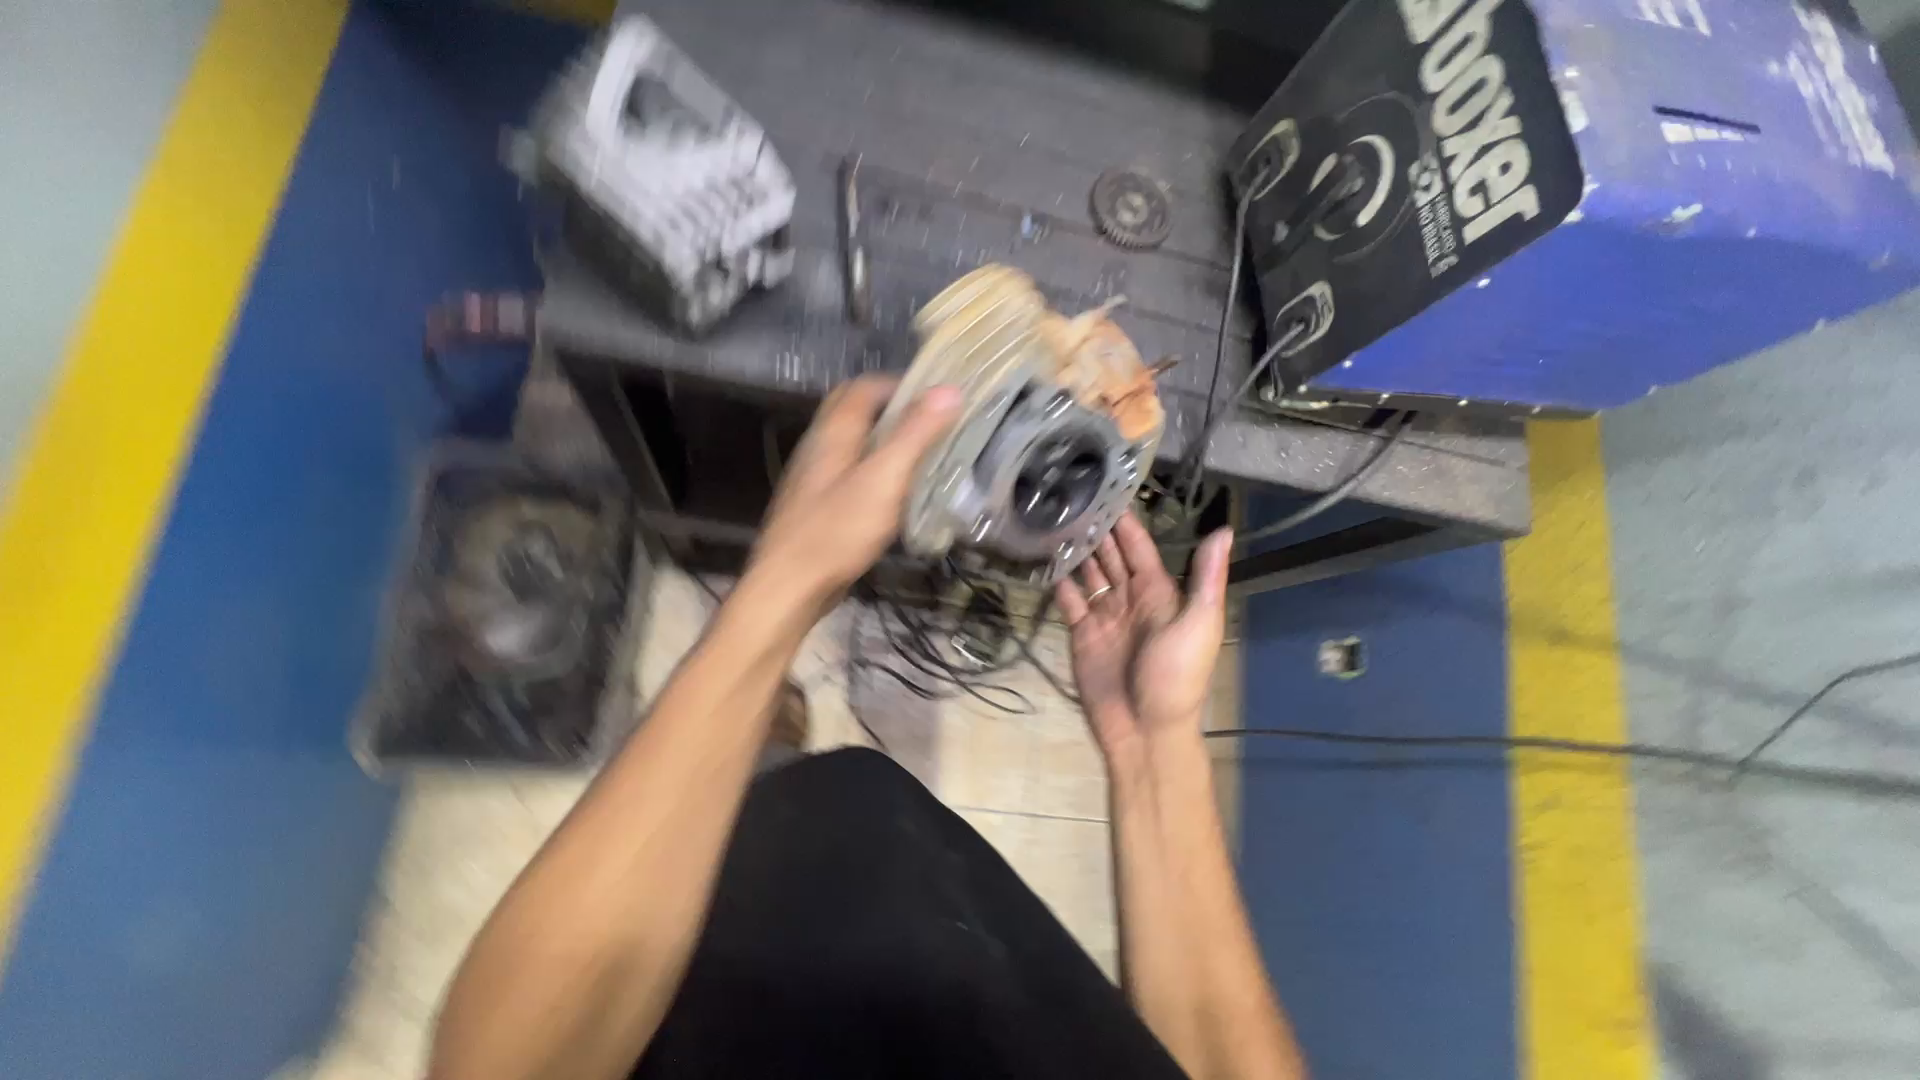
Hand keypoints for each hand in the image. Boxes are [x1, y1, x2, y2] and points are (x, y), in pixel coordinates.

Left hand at [746, 375, 960, 607]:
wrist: (789, 586)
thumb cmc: (837, 532)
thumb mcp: (884, 479)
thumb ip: (915, 434)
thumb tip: (949, 390)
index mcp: (833, 432)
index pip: (864, 387)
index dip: (900, 384)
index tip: (936, 399)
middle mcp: (819, 446)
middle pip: (853, 410)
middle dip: (891, 408)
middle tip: (929, 423)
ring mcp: (815, 477)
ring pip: (852, 442)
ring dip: (884, 439)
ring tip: (921, 454)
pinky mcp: (817, 505)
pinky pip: (850, 471)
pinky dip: (875, 469)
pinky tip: (894, 493)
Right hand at [1056, 513, 1232, 763]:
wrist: (1144, 731)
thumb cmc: (1176, 678)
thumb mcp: (1200, 624)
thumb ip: (1206, 578)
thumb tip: (1223, 529)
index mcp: (1159, 593)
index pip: (1139, 548)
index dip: (1126, 522)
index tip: (1107, 490)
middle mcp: (1131, 599)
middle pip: (1110, 556)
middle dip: (1095, 529)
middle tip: (1070, 498)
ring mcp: (1105, 616)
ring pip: (1088, 574)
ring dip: (1075, 550)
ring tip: (1052, 520)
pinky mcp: (1081, 634)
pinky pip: (1069, 600)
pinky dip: (1058, 581)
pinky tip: (1043, 559)